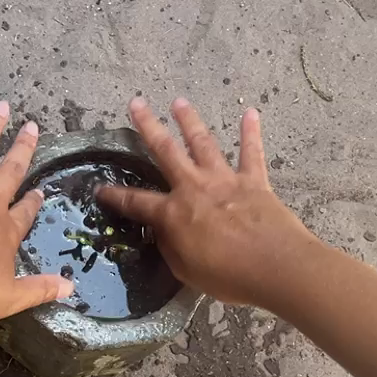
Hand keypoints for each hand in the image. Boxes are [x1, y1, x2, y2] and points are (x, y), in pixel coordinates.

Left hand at [0, 93, 73, 327]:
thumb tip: (70, 289)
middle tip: (32, 126)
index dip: (34, 202)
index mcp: (7, 231)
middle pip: (11, 172)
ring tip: (1, 107)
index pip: (26, 212)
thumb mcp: (9, 298)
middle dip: (23, 149)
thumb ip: (39, 290)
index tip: (39, 191)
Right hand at [98, 97, 317, 308]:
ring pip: (202, 143)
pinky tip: (251, 113)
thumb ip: (171, 247)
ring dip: (189, 121)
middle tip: (136, 104)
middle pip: (165, 151)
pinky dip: (252, 132)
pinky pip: (252, 152)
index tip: (100, 188)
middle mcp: (194, 188)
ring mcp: (224, 181)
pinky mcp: (254, 181)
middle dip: (148, 126)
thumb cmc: (227, 276)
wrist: (275, 267)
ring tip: (179, 101)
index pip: (135, 203)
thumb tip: (163, 232)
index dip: (115, 196)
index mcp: (172, 213)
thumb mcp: (185, 270)